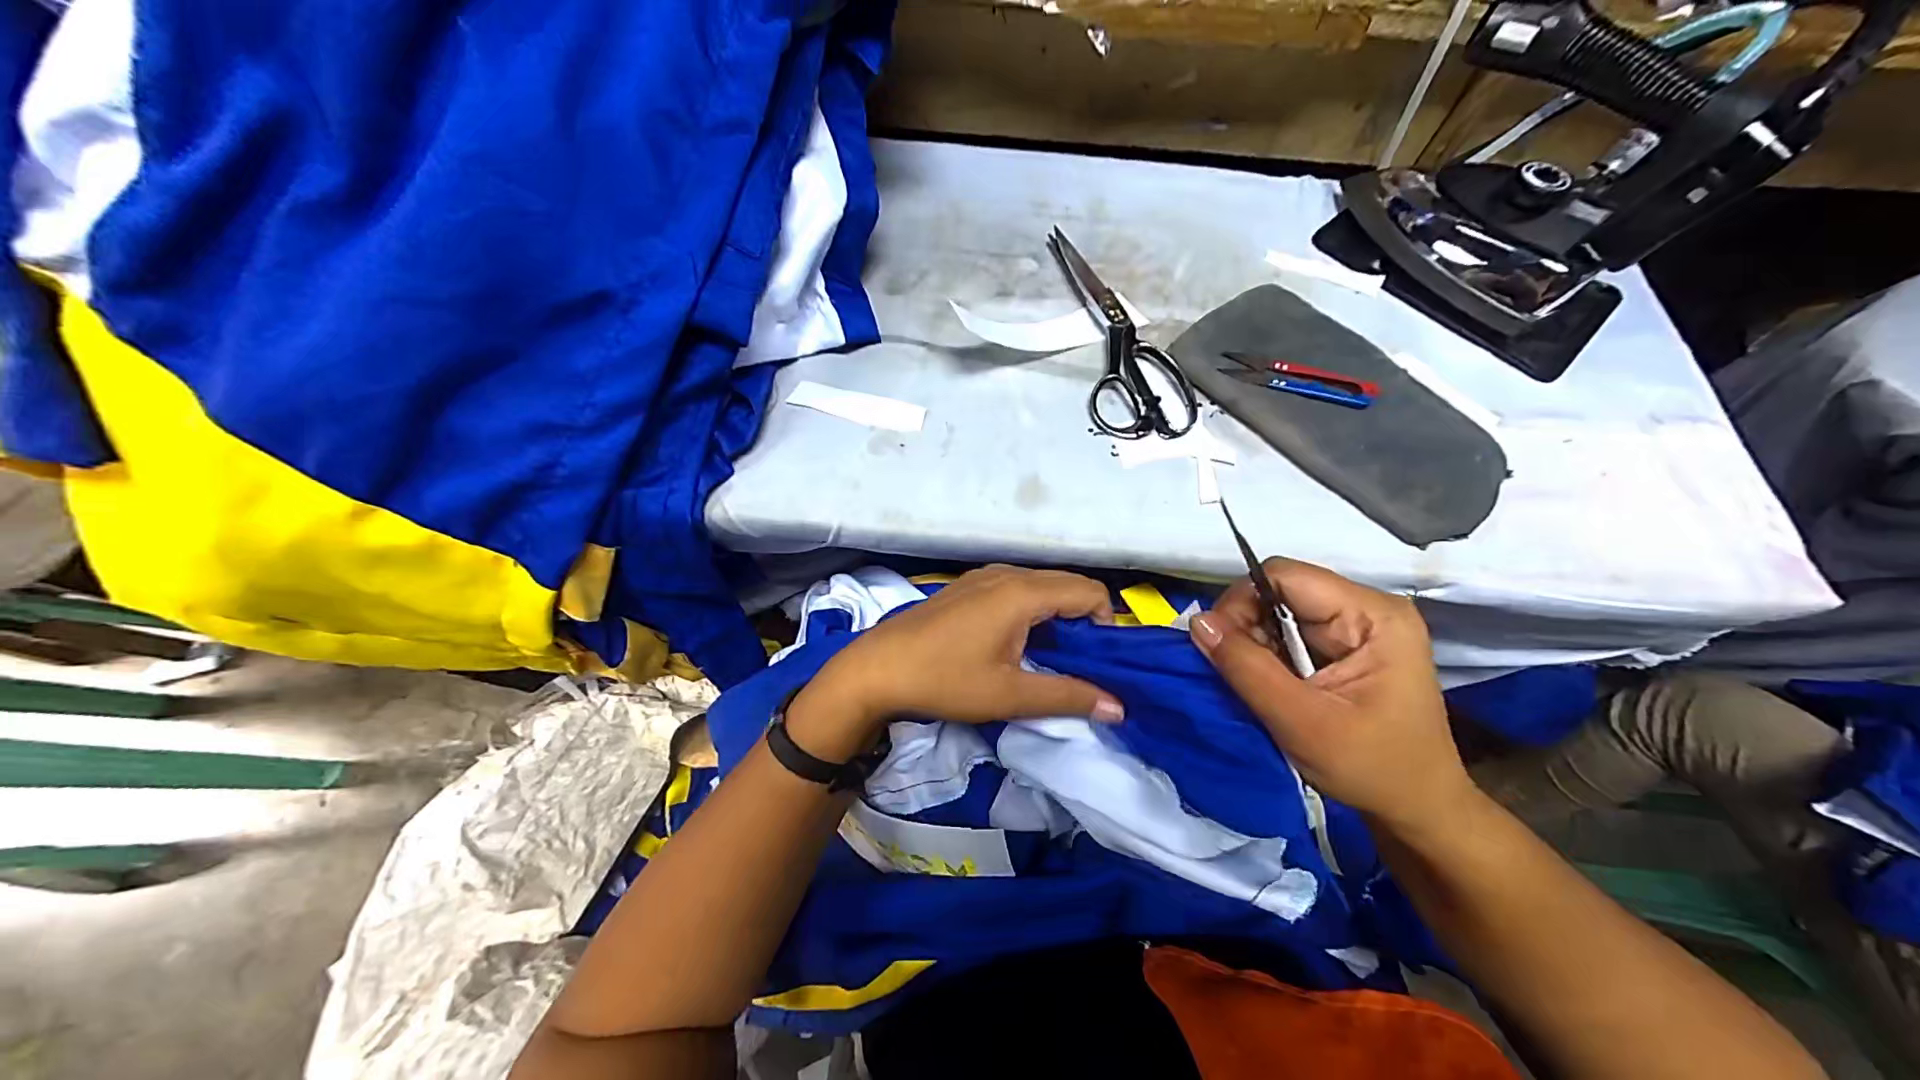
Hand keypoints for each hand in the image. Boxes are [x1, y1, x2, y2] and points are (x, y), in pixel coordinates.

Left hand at [784, 566, 1124, 761]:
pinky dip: (1029, 610)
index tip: (1097, 662)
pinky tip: (1013, 644)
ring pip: (1039, 586)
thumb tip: (1118, 707)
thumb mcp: (1010, 695)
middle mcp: (1006, 574)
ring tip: (1045, 657)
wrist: (876, 669)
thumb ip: (1068, 696)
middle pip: (1066, 585)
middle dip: (1082, 620)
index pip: (1090, 592)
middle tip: (1076, 664)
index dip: (1105, 624)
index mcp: (1023, 592)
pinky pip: (1014, 589)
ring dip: (1054, 615)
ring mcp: (982, 576)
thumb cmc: (945, 680)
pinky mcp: (965, 587)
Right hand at [1189, 558, 1477, 832]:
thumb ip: (1247, 668)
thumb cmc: (1372, 768)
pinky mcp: (1344, 647)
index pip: (1285, 576)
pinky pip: (1289, 634)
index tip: (1219, 645)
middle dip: (1246, 627)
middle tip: (1235, 671)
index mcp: (1373, 615)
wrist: (1417, 809)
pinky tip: (1268, 685)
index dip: (1242, 601)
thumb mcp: (1302, 722)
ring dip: (1255, 645)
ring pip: (1279, 613)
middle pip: (1280, 591)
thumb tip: (1196, 621)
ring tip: (1253, 683)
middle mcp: (1367, 609)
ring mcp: (1357, 628)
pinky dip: (1267, 657)